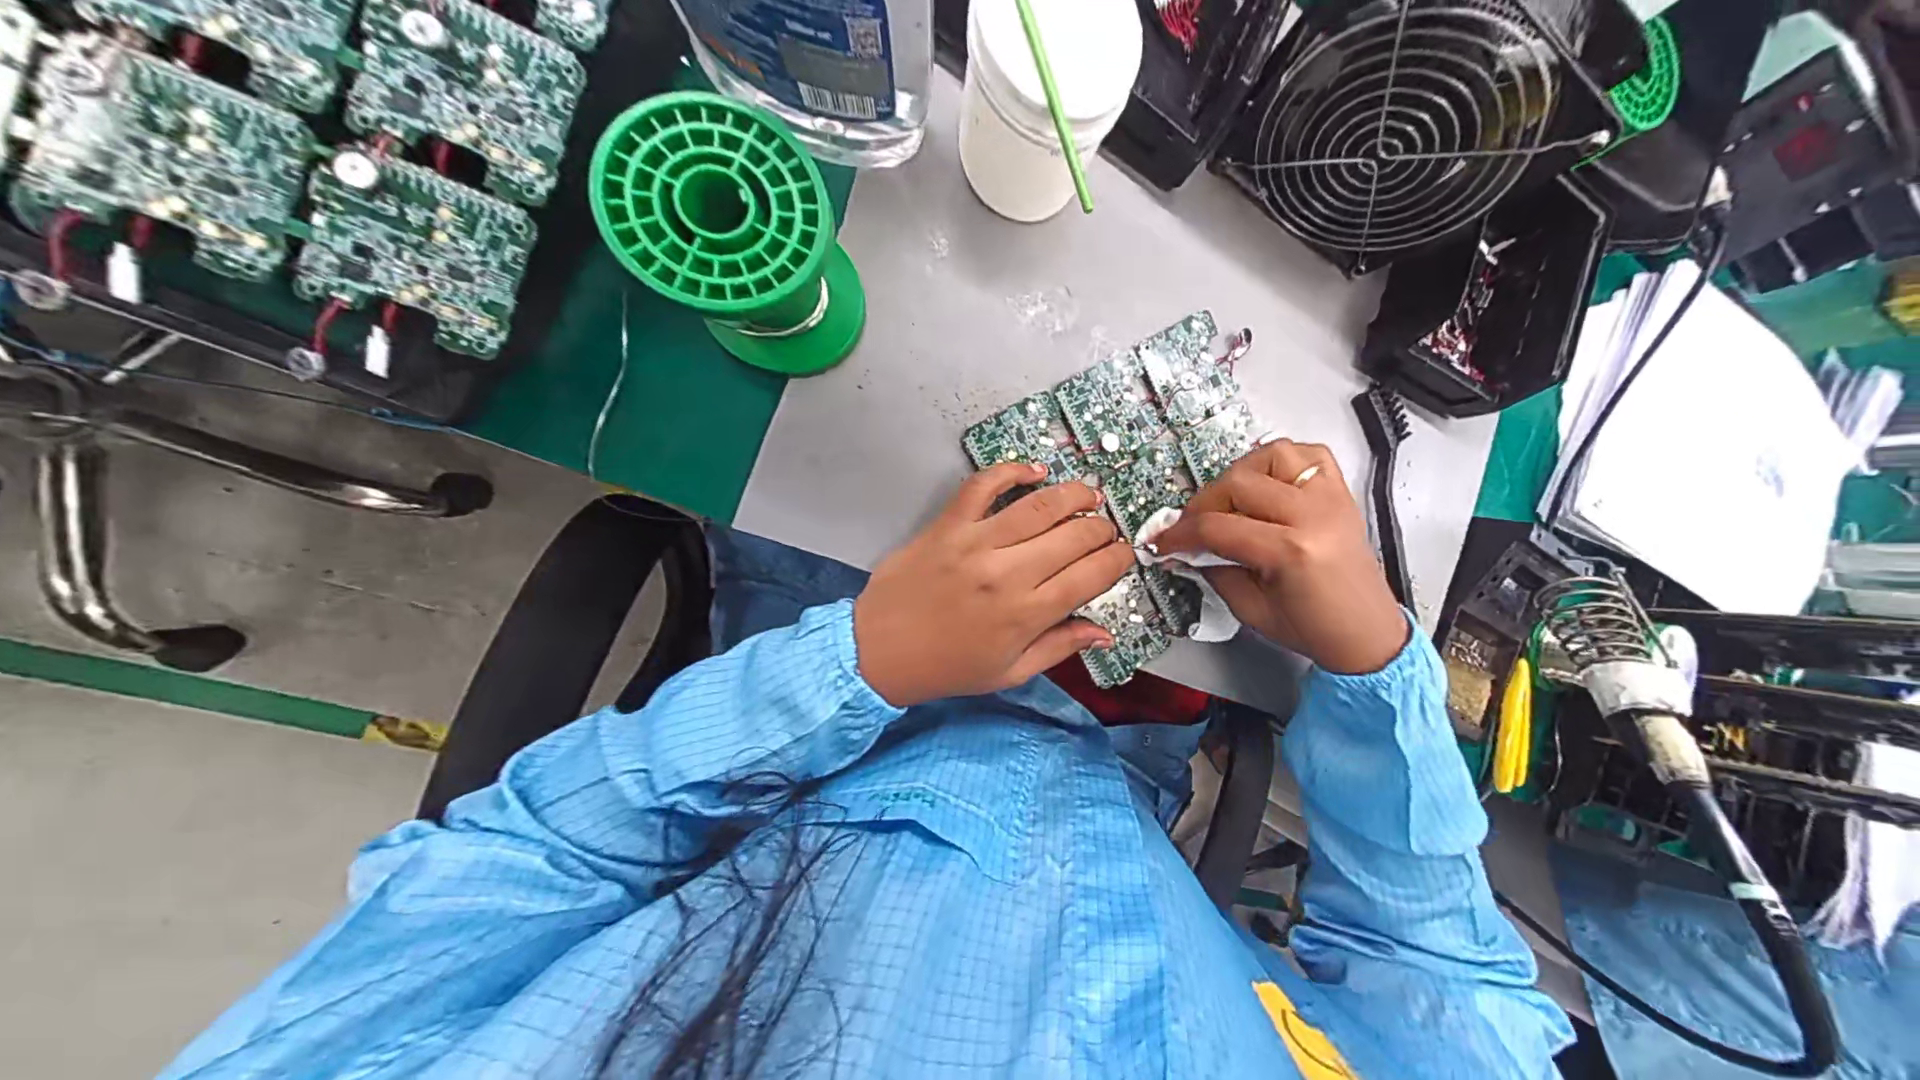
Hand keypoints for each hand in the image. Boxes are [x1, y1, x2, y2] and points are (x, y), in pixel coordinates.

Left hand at [853, 464, 1135, 705]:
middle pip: (1075, 535)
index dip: (1117, 560)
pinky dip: (1011, 470)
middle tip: (1105, 529)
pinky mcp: (948, 525)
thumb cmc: (946, 667)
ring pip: (1040, 505)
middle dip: (1102, 528)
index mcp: (1027, 615)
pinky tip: (1034, 471)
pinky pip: (983, 485)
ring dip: (1074, 494)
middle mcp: (1007, 574)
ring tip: (1088, 495)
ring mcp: (976, 544)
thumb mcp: (1009, 672)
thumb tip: (1104, 633)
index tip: (1121, 556)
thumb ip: (1059, 647)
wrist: (879, 651)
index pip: (1092, 575)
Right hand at [1152, 439, 1407, 674]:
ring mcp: (1330, 498)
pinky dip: (1277, 462)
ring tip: (1228, 502)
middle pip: (1236, 484)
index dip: (1180, 534)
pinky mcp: (1338, 493)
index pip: (1217, 526)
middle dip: (1202, 506)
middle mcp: (1314, 515)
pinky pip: (1305, 453)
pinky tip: (1264, 484)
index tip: (1164, 541)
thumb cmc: (1316, 628)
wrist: (1366, 634)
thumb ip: (1213, 570)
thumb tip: (1185, 546)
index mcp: (1292, 551)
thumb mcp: (1249, 608)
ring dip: (1238, 476)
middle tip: (1191, 528)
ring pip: (1268, 457)